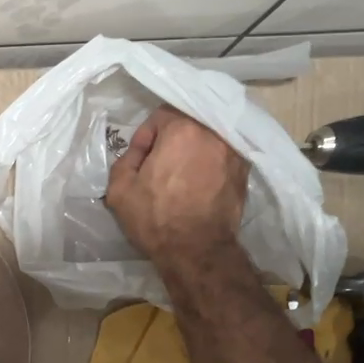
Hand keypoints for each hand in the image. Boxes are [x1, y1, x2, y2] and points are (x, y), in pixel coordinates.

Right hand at [104, 105, 249, 267]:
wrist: (195, 247)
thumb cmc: (153, 217)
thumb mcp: (119, 188)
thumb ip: (126, 158)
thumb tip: (140, 152)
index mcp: (182, 130)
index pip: (161, 114)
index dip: (145, 136)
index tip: (139, 159)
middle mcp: (214, 132)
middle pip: (188, 123)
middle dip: (170, 140)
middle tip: (158, 165)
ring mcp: (234, 150)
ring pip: (207, 138)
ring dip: (191, 150)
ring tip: (179, 175)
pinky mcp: (244, 169)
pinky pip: (222, 155)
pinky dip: (209, 162)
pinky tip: (197, 183)